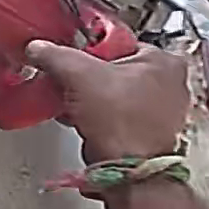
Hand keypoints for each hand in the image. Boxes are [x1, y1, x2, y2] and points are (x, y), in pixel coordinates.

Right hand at [25, 40, 190, 162]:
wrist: (125, 165)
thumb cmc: (120, 120)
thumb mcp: (79, 75)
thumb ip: (55, 56)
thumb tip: (39, 47)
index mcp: (164, 60)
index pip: (117, 43)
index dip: (86, 51)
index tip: (68, 60)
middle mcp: (169, 82)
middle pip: (112, 68)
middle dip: (85, 76)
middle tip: (67, 81)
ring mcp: (158, 108)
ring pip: (110, 92)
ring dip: (87, 96)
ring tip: (70, 101)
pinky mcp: (142, 129)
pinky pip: (111, 113)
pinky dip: (93, 114)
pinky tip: (79, 117)